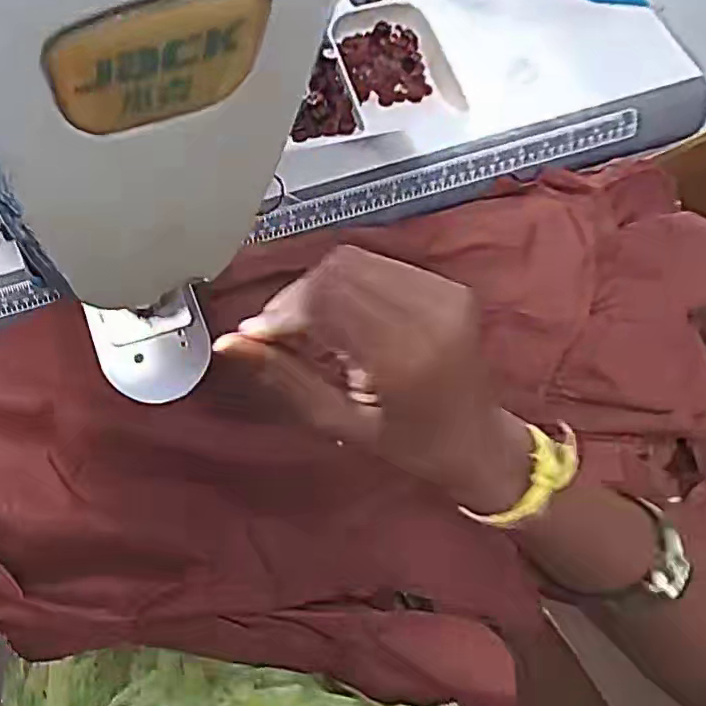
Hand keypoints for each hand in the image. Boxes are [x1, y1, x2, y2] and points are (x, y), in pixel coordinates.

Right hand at [213, 245, 531, 511]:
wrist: (476, 440)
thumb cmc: (405, 444)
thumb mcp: (336, 421)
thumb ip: (282, 377)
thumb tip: (229, 344)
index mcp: (402, 355)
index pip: (323, 299)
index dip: (279, 313)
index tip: (255, 337)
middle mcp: (428, 312)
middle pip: (334, 272)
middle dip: (292, 299)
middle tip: (276, 335)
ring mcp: (443, 292)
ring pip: (351, 261)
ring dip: (314, 289)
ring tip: (305, 328)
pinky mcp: (447, 284)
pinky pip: (375, 264)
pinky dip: (342, 284)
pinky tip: (336, 317)